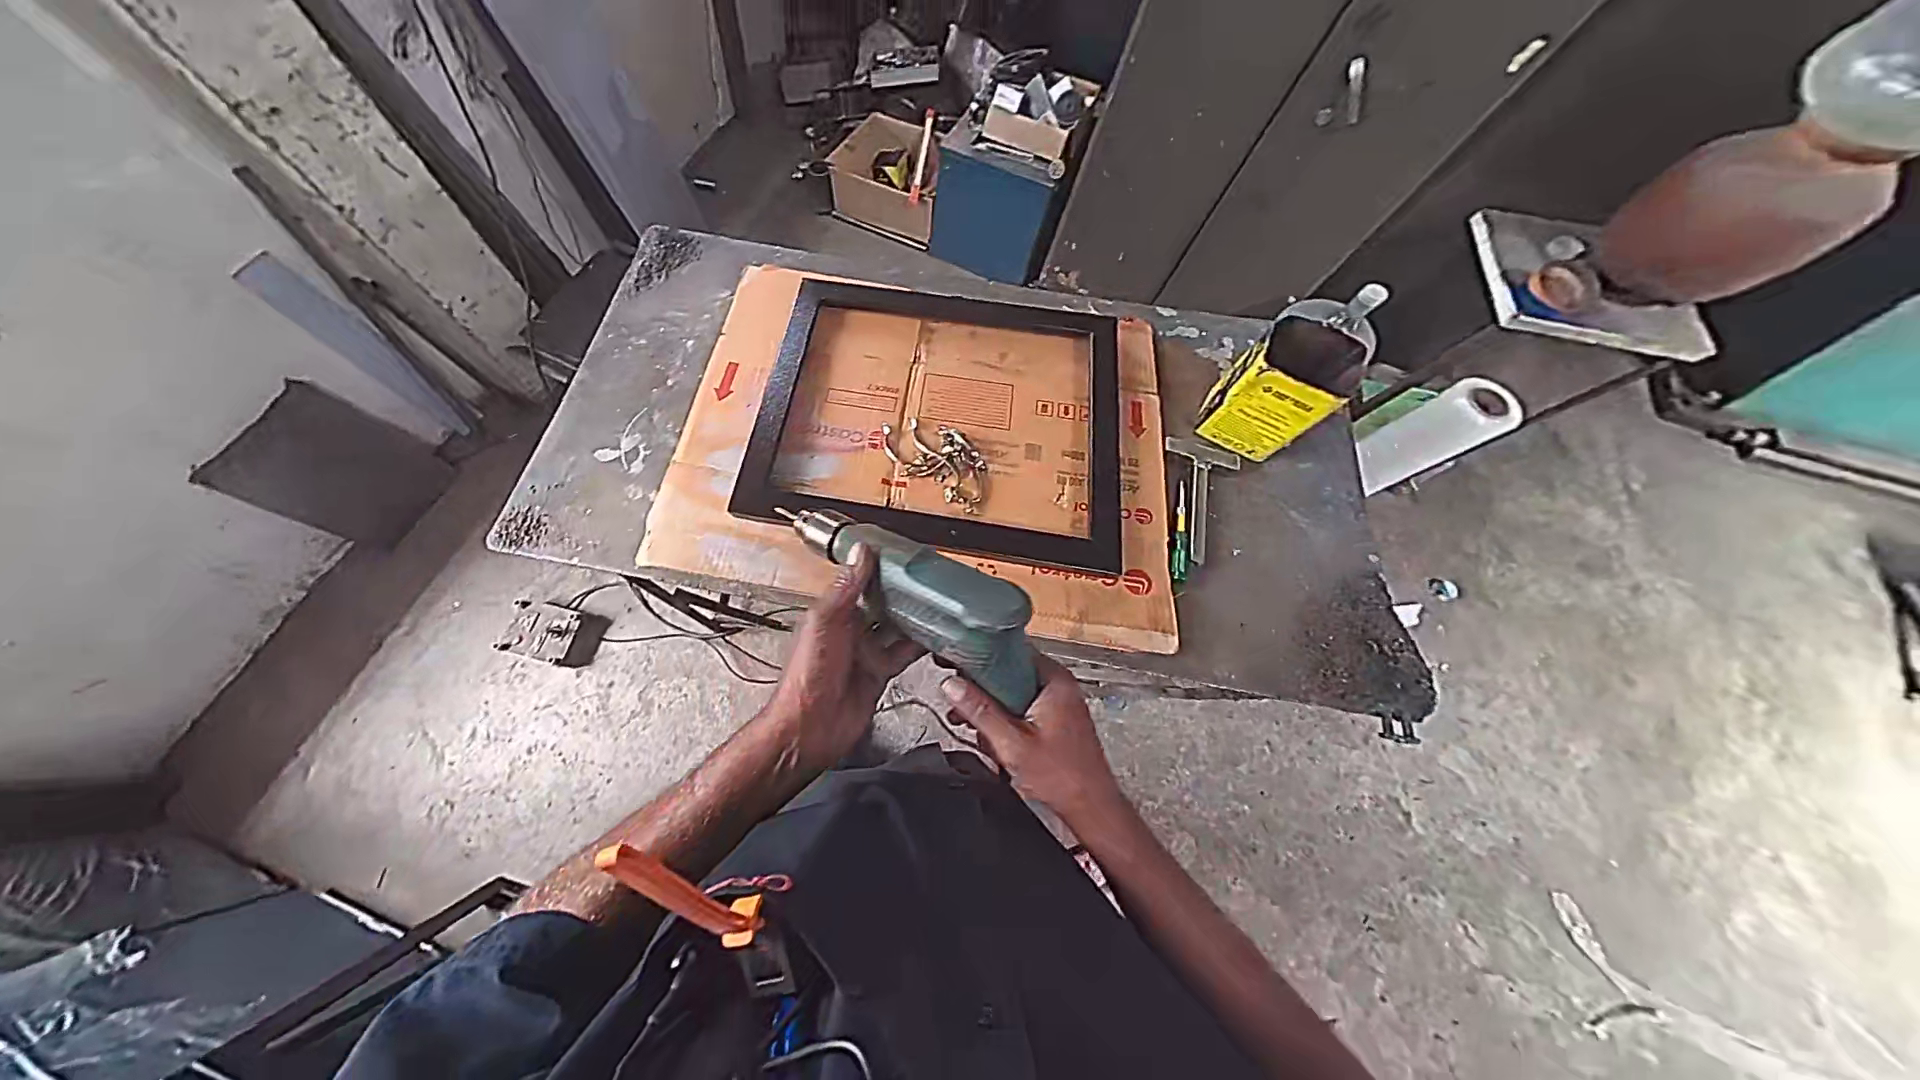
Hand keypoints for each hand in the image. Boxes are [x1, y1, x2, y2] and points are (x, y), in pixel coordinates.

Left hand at [764, 544, 924, 769]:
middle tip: (928, 578)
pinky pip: (904, 653)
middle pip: (882, 605)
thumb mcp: (826, 622)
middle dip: (902, 593)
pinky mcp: (880, 673)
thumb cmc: (807, 677)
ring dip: (915, 617)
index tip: (902, 557)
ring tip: (937, 602)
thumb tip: (860, 553)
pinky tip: (935, 635)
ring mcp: (866, 653)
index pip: (860, 584)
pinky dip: (921, 645)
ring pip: (897, 628)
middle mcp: (850, 631)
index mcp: (833, 614)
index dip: (879, 570)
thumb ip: (846, 588)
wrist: (810, 727)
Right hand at [939, 654, 1125, 824]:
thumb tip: (952, 685)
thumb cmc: (1064, 778)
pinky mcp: (1055, 717)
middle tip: (962, 710)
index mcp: (1054, 680)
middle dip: (982, 693)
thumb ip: (979, 711)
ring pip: (1012, 692)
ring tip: (978, 732)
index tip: (958, 671)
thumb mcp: (1011, 743)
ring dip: (992, 710)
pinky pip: (1022, 707)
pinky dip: (1006, 720)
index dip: (979, 662)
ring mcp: (1058, 701)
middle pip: (1008, 672)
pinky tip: (994, 740)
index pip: (1009, 650)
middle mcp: (1058, 684)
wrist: (1091, 808)